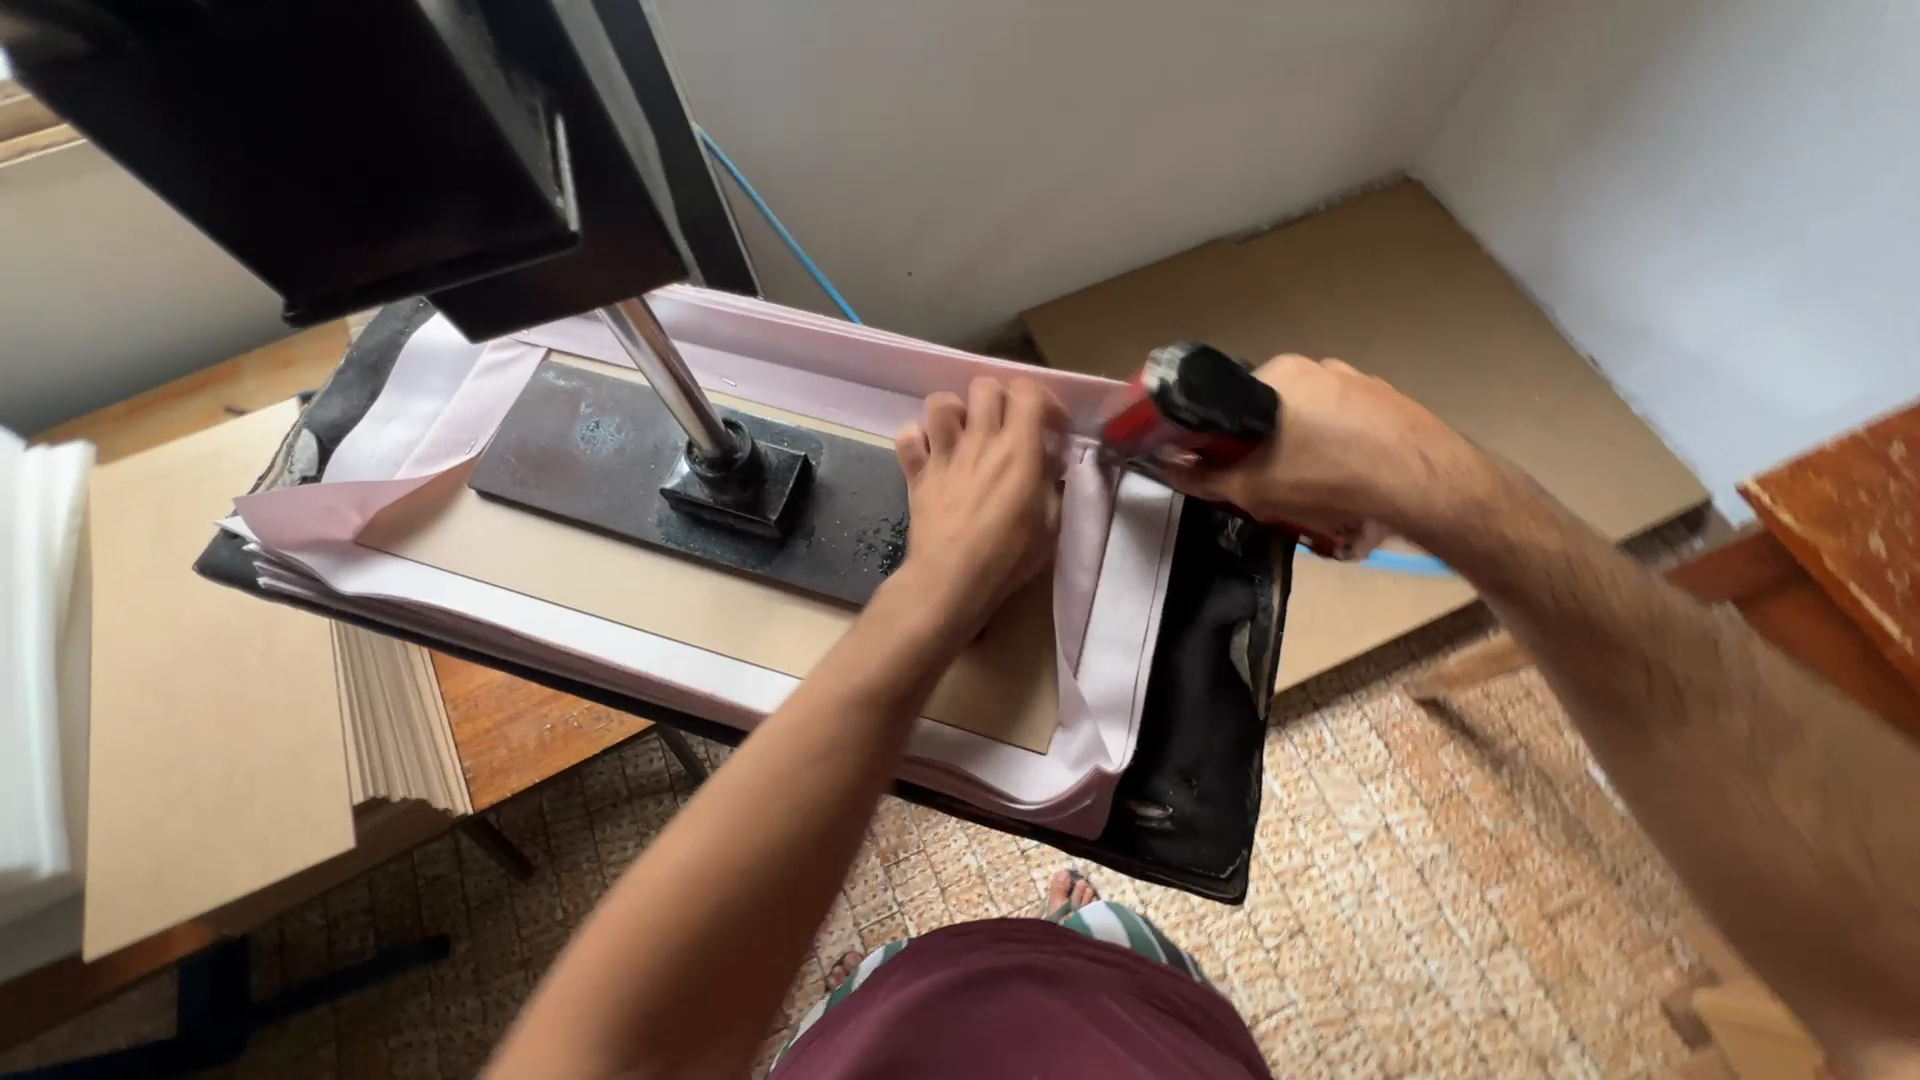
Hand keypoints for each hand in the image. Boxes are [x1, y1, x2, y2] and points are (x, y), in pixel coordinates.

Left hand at [891, 377, 1067, 631]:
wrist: (952, 579)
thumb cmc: (1008, 556)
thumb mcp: (1050, 523)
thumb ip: (1051, 484)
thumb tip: (1048, 462)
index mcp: (1018, 449)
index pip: (1028, 392)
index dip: (1043, 400)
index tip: (1051, 428)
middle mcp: (979, 440)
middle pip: (984, 386)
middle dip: (1000, 399)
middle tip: (1008, 427)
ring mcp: (943, 454)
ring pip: (941, 402)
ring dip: (956, 411)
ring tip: (965, 433)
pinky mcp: (916, 472)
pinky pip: (907, 435)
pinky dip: (917, 438)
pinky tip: (931, 453)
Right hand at [1162, 354, 1490, 541]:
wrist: (1422, 484)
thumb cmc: (1325, 476)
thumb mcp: (1251, 488)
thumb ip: (1204, 477)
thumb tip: (1168, 467)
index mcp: (1278, 374)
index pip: (1231, 403)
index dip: (1224, 439)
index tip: (1230, 468)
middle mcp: (1318, 366)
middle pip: (1272, 411)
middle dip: (1267, 446)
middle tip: (1272, 485)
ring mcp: (1361, 380)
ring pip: (1313, 419)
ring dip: (1306, 449)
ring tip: (1316, 491)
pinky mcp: (1393, 402)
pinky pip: (1350, 426)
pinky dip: (1342, 450)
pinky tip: (1350, 483)